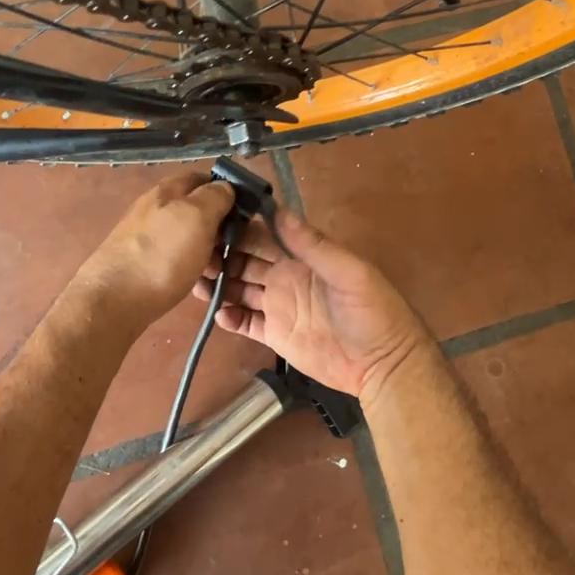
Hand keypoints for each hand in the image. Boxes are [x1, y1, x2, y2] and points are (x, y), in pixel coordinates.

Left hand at [71, 172, 235, 327]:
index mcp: (167, 190)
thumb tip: (224, 186)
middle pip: (194, 209)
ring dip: (206, 250)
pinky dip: (189, 266)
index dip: (226, 191)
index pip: (202, 178)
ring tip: (217, 271)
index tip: (245, 214)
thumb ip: (214, 196)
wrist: (114, 300)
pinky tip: (195, 281)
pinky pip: (173, 257)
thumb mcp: (197, 217)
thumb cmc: (162, 255)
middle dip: (218, 226)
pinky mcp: (139, 262)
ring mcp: (144, 236)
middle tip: (234, 248)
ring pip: (185, 236)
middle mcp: (153, 208)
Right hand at [194, 210, 434, 399]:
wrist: (382, 363)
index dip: (239, 229)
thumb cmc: (372, 312)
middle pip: (245, 261)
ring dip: (218, 284)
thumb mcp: (348, 272)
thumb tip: (278, 210)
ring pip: (239, 289)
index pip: (263, 236)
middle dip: (221, 255)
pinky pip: (245, 323)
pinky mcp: (274, 335)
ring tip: (195, 282)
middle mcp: (285, 277)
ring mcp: (278, 307)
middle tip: (192, 254)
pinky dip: (229, 317)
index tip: (212, 221)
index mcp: (302, 258)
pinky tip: (217, 314)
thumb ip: (313, 244)